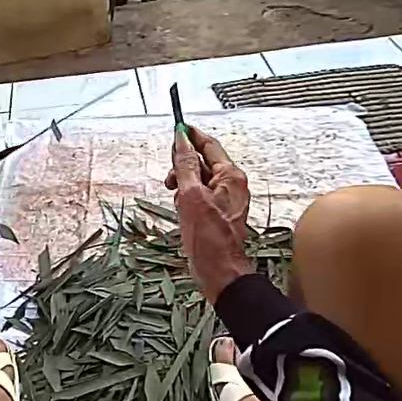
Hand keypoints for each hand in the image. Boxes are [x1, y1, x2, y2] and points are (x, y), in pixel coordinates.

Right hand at [167, 128, 254, 300]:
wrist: (219, 272)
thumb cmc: (210, 239)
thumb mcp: (191, 196)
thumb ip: (185, 165)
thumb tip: (181, 140)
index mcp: (231, 176)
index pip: (209, 146)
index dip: (191, 136)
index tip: (177, 128)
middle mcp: (232, 185)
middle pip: (202, 163)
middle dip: (182, 167)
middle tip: (170, 179)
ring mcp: (225, 200)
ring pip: (198, 181)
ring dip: (183, 186)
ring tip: (178, 201)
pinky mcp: (218, 214)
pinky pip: (199, 197)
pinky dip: (187, 199)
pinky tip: (182, 212)